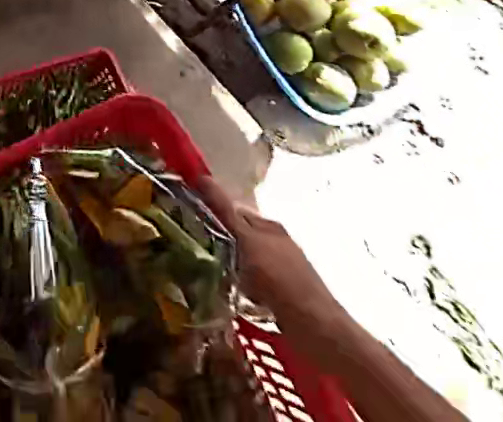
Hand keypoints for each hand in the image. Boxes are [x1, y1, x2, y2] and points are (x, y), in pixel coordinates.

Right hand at [195, 178, 351, 346]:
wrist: (315, 326)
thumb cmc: (278, 278)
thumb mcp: (247, 241)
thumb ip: (225, 213)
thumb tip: (202, 177)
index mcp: (269, 225)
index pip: (234, 210)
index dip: (212, 213)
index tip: (187, 221)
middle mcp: (276, 242)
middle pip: (240, 236)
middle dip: (218, 241)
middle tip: (191, 250)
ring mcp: (282, 268)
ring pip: (245, 261)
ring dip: (228, 266)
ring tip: (205, 275)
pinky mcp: (283, 294)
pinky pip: (253, 283)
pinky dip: (240, 286)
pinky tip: (230, 296)